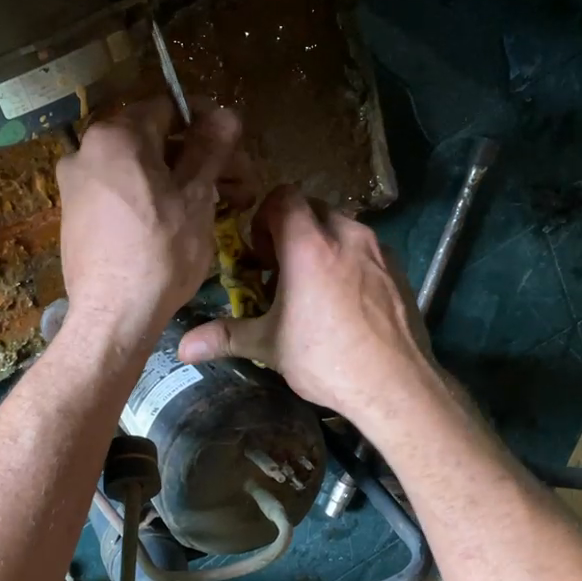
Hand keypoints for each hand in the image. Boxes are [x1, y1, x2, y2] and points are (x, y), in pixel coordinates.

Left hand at [55, 99, 243, 348]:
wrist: (113, 316)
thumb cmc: (160, 254)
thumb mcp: (195, 197)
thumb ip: (210, 149)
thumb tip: (227, 114)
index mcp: (116, 134)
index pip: (170, 108)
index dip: (208, 124)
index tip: (234, 149)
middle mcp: (86, 150)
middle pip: (154, 142)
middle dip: (198, 159)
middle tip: (236, 185)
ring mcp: (76, 186)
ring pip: (138, 171)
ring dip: (178, 182)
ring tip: (216, 208)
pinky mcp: (75, 218)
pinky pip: (120, 195)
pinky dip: (149, 200)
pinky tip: (177, 224)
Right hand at [176, 185, 437, 425]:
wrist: (395, 383)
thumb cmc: (326, 359)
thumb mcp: (270, 347)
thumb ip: (226, 336)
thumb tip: (183, 348)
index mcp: (309, 245)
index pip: (283, 196)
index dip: (265, 217)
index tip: (260, 251)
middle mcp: (346, 234)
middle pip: (313, 209)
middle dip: (292, 231)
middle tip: (280, 271)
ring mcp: (378, 250)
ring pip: (342, 228)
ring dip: (322, 245)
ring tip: (312, 287)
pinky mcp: (398, 270)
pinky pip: (366, 250)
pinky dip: (349, 262)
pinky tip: (345, 303)